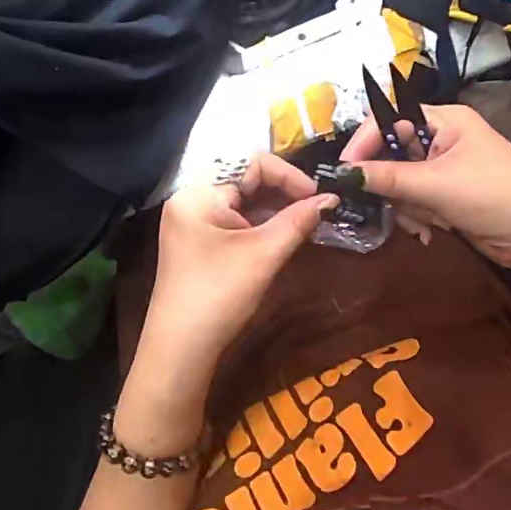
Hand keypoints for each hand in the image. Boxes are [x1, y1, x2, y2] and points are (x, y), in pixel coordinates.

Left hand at [137, 155, 337, 378]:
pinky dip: (258, 223)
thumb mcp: (263, 254)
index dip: (287, 174)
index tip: (316, 197)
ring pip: (239, 199)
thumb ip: (297, 221)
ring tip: (304, 221)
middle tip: (314, 208)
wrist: (180, 348)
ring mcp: (191, 221)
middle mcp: (190, 199)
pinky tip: (282, 234)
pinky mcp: (196, 241)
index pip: (249, 161)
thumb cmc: (220, 294)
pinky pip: (231, 218)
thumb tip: (330, 198)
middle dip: (281, 190)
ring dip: (272, 207)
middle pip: (242, 176)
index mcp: (198, 192)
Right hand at [341, 104, 510, 268]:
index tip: (344, 171)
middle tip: (393, 203)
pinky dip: (415, 215)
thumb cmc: (494, 198)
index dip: (363, 143)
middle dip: (390, 184)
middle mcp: (441, 137)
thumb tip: (341, 174)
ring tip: (425, 221)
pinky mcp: (445, 193)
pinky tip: (431, 230)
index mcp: (445, 120)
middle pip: (389, 153)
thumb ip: (385, 178)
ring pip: (397, 181)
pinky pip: (411, 199)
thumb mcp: (435, 185)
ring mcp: (443, 167)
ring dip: (404, 206)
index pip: (387, 119)